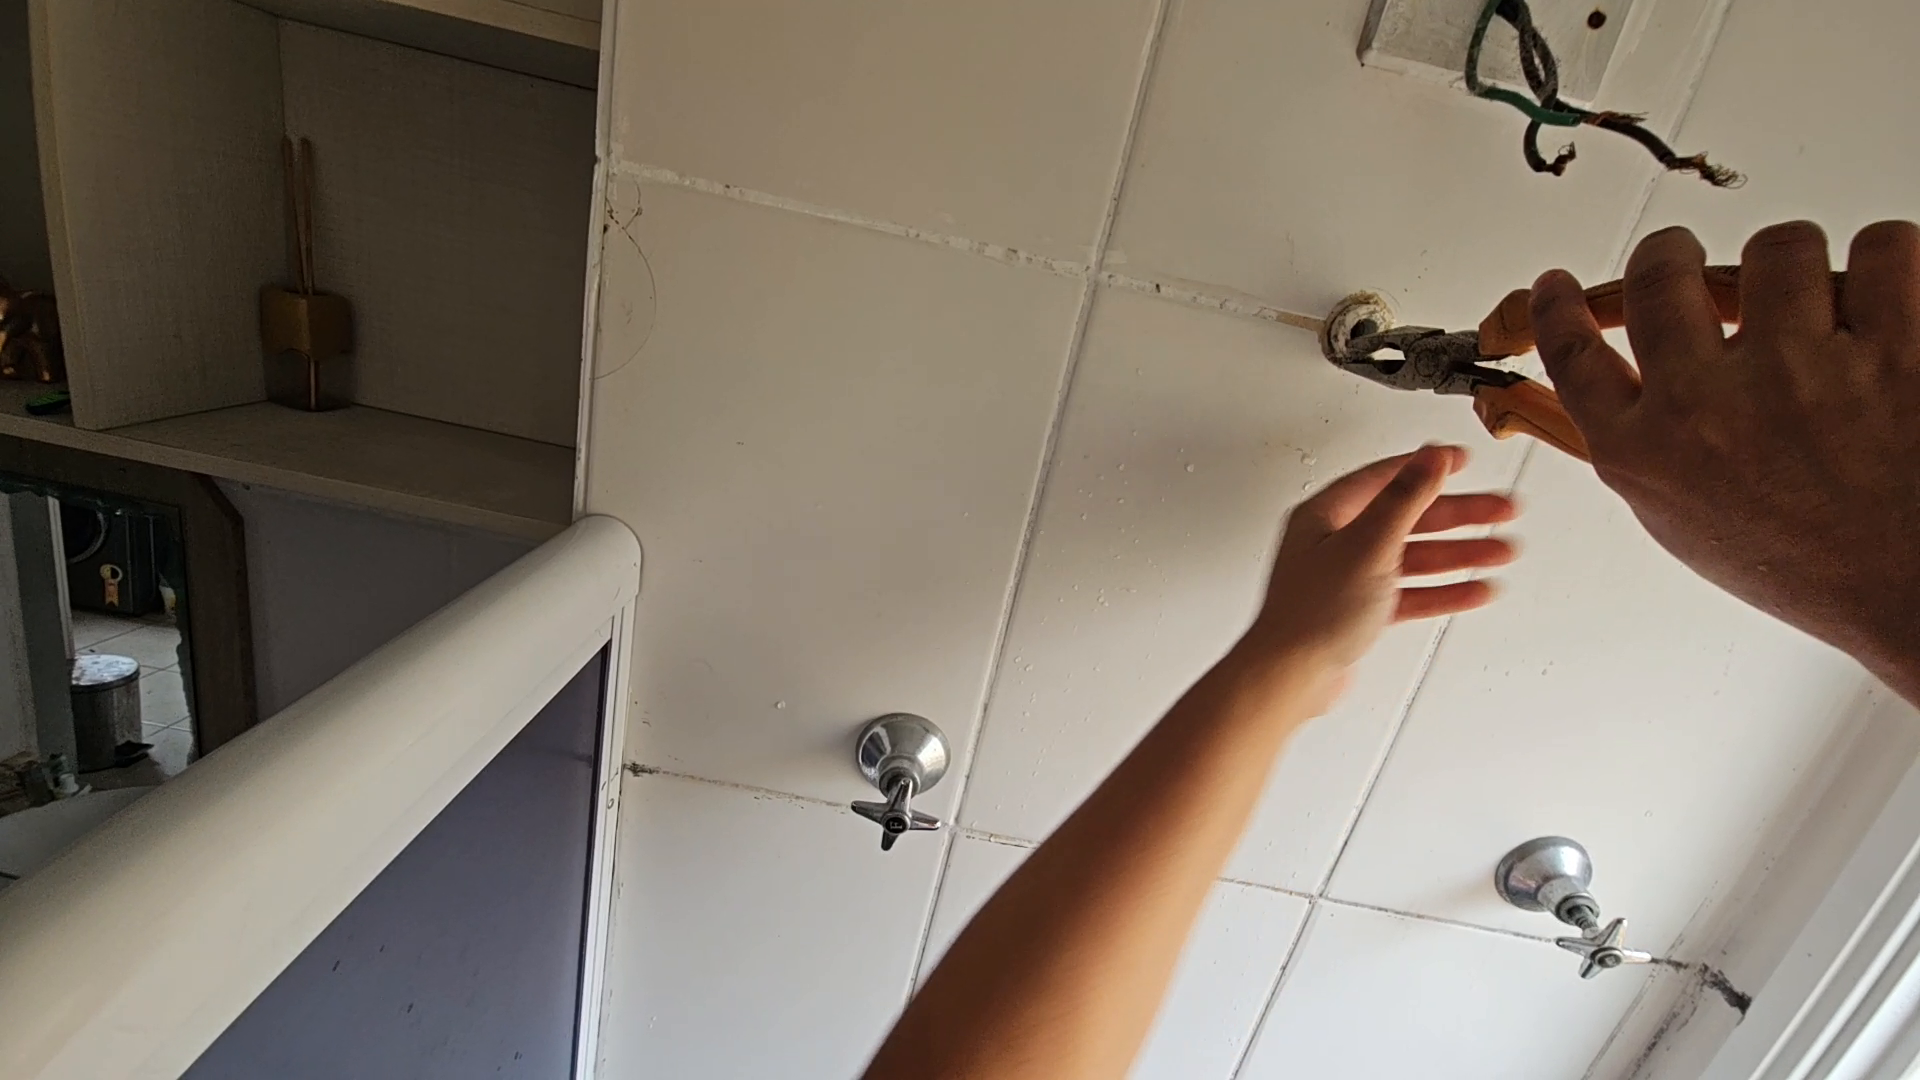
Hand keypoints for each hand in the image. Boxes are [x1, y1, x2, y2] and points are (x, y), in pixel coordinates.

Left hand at [1239, 446, 1517, 699]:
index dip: (1422, 469)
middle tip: (1501, 510)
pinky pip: (1406, 592)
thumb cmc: (1313, 611)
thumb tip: (1428, 458)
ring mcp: (1343, 578)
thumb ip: (1402, 500)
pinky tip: (1475, 590)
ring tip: (1503, 550)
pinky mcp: (1355, 610)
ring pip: (1409, 557)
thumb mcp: (1368, 545)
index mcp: (1322, 517)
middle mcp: (1330, 543)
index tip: (1460, 460)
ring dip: (1457, 554)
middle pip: (1402, 518)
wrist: (1294, 673)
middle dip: (1455, 514)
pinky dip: (1440, 590)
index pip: (1379, 480)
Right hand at [1530, 221, 1919, 686]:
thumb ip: (1633, 444)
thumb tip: (1609, 392)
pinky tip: (1871, 292)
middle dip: (1665, 254)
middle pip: (1658, 280)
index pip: (1572, 354)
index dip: (1557, 308)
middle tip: (1675, 255)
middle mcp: (1706, 403)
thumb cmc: (1795, 556)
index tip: (1556, 286)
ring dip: (1782, 261)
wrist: (1913, 587)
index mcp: (1641, 447)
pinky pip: (1888, 248)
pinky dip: (1882, 258)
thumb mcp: (1670, 510)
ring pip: (1776, 249)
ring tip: (1798, 289)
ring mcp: (1803, 370)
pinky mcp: (1905, 345)